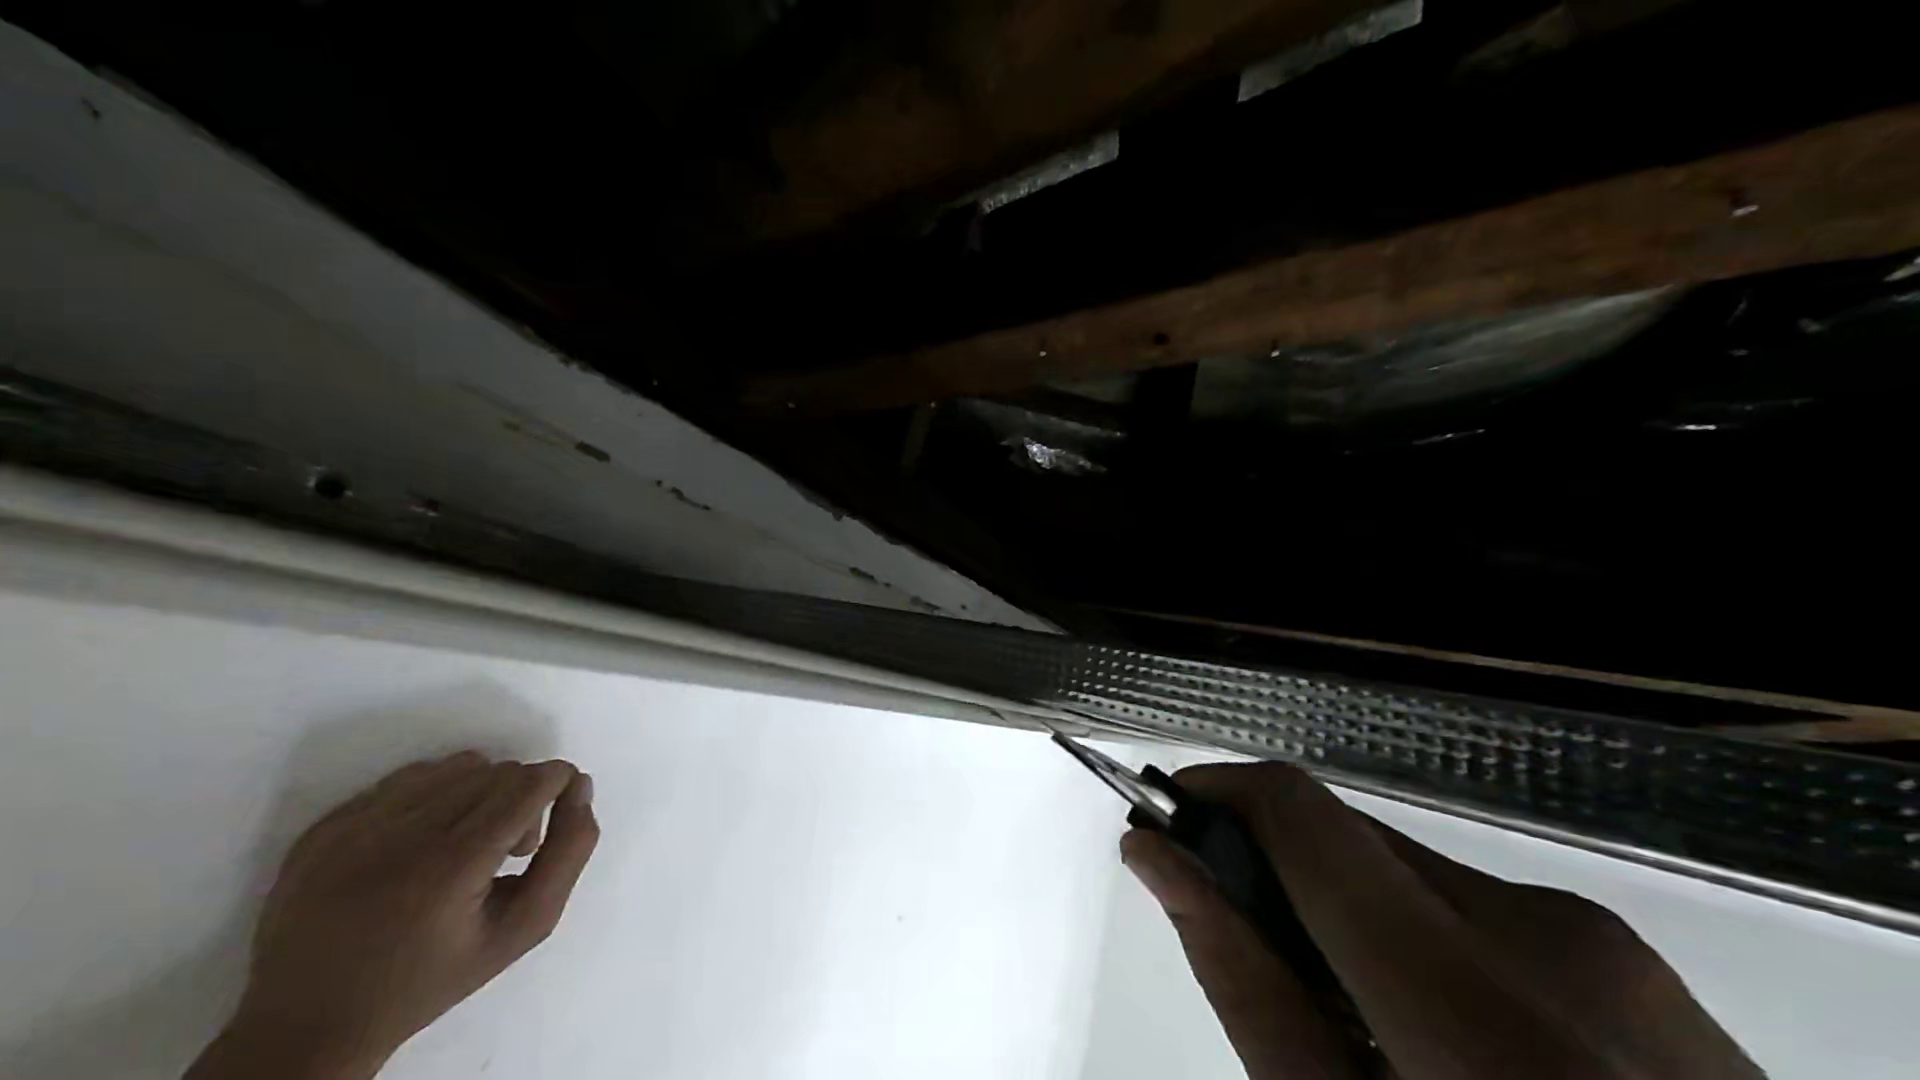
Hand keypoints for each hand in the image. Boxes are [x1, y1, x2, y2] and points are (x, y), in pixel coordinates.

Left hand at [188, 752, 599, 1079]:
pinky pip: (407, 778)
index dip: (559, 784)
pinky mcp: (324, 827)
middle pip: (499, 771)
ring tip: (466, 840)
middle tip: (511, 848)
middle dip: (523, 797)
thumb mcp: (524, 928)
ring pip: (457, 766)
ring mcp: (353, 828)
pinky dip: (435, 795)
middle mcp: (399, 836)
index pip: (530, 782)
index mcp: (451, 867)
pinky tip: (423, 840)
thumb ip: (569, 851)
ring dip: (481, 791)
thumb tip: (580, 785)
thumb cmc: (433, 978)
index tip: (556, 815)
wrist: (308, 1026)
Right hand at [1121, 763, 1762, 1079]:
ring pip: (1404, 869)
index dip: (1216, 795)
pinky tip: (1433, 1029)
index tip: (1165, 827)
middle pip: (1348, 837)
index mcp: (1475, 1009)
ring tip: (1348, 1013)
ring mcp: (1613, 949)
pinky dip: (1409, 933)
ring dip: (1340, 907)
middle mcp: (1549, 937)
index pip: (1302, 812)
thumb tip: (1157, 855)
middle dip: (1273, 867)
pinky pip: (1471, 906)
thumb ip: (1245, 986)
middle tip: (1245, 948)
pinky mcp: (1641, 964)